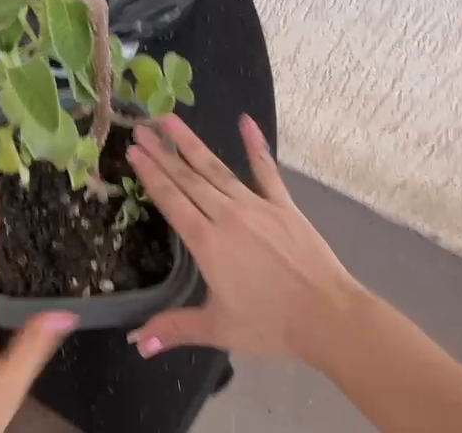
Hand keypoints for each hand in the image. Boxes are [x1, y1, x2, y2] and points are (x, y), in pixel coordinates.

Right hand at [125, 114, 366, 368]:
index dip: (150, 174)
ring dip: (191, 142)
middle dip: (161, 151)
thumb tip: (136, 342)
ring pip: (216, 168)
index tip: (132, 150)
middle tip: (140, 126)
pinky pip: (266, 171)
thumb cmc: (272, 325)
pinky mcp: (283, 205)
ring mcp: (256, 206)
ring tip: (170, 118)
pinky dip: (256, 145)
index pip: (171, 200)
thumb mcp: (219, 329)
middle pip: (187, 177)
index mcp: (207, 243)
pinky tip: (245, 121)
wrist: (329, 319)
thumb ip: (175, 328)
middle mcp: (226, 216)